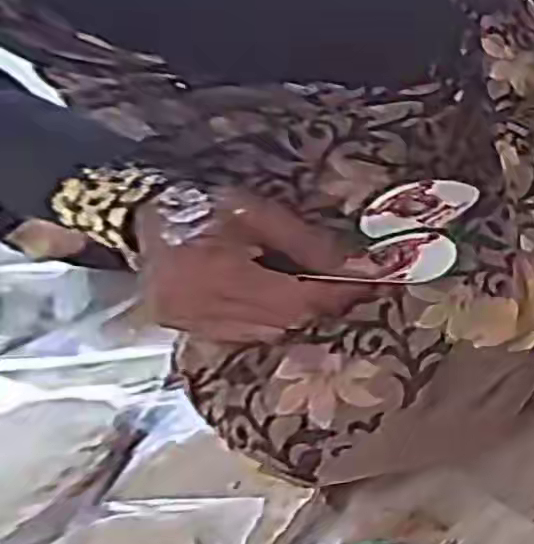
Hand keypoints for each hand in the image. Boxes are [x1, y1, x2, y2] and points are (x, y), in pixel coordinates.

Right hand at [134, 187, 370, 342]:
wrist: (143, 214)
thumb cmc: (210, 209)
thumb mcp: (266, 216)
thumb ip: (315, 246)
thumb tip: (364, 269)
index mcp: (216, 274)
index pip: (300, 297)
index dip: (345, 293)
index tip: (380, 284)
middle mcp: (197, 306)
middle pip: (290, 319)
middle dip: (332, 303)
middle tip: (361, 287)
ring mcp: (189, 321)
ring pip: (273, 330)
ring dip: (309, 313)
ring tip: (328, 290)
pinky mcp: (185, 326)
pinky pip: (248, 334)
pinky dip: (279, 320)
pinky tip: (291, 300)